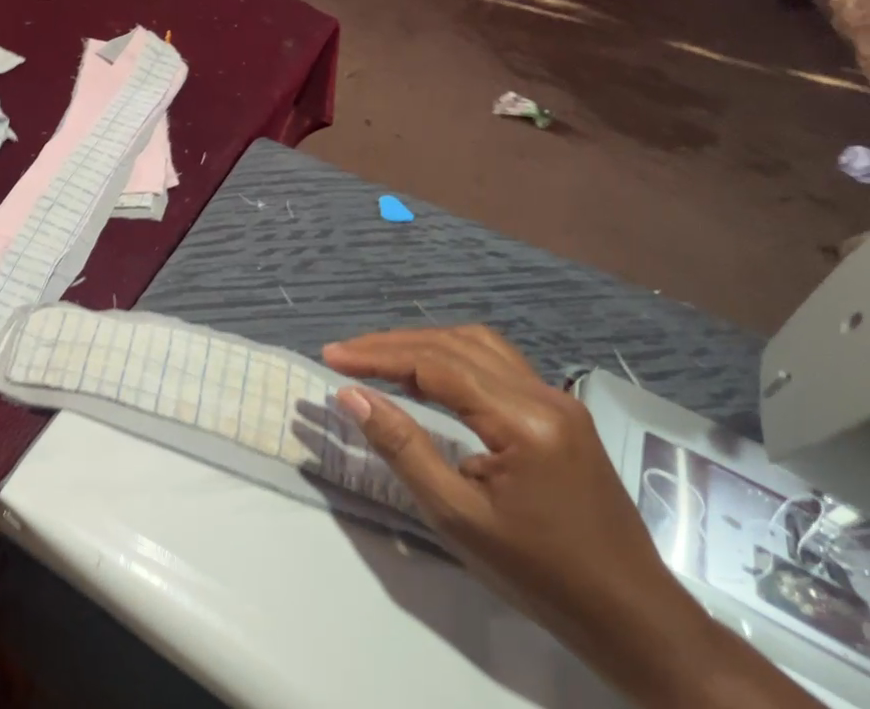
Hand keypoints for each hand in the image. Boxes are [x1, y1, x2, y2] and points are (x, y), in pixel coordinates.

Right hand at [321, 326, 817, 708]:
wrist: (629, 614)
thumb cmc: (537, 570)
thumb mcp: (456, 513)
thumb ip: (402, 447)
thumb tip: (350, 395)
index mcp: (525, 421)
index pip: (436, 365)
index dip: (377, 356)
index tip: (329, 357)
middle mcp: (547, 398)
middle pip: (457, 345)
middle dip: (393, 344)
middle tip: (341, 354)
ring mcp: (559, 405)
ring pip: (479, 348)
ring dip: (422, 345)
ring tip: (373, 358)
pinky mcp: (561, 419)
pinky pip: (497, 368)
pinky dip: (450, 360)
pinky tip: (423, 376)